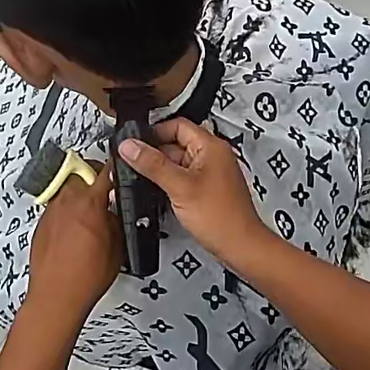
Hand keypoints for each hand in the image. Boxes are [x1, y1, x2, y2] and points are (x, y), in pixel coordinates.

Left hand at [26, 164, 119, 317]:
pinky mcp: (41, 225)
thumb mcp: (118, 247)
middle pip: (79, 172)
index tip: (119, 165)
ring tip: (90, 205)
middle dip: (93, 174)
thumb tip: (116, 214)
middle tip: (104, 183)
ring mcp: (51, 213)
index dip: (115, 166)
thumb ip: (117, 222)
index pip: (105, 172)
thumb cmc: (84, 277)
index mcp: (89, 205)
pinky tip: (76, 226)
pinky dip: (67, 209)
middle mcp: (66, 204)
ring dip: (79, 190)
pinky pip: (56, 206)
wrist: (56, 297)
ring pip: (65, 188)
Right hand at [117, 118, 272, 263]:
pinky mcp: (208, 189)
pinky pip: (184, 178)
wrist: (239, 244)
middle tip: (136, 165)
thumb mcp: (180, 186)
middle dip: (155, 154)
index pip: (177, 125)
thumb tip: (130, 146)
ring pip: (178, 162)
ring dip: (162, 170)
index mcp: (211, 146)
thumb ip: (153, 164)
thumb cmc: (222, 217)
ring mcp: (211, 173)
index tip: (135, 144)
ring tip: (148, 182)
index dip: (154, 132)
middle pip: (175, 143)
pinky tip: (162, 194)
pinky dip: (171, 183)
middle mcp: (214, 156)